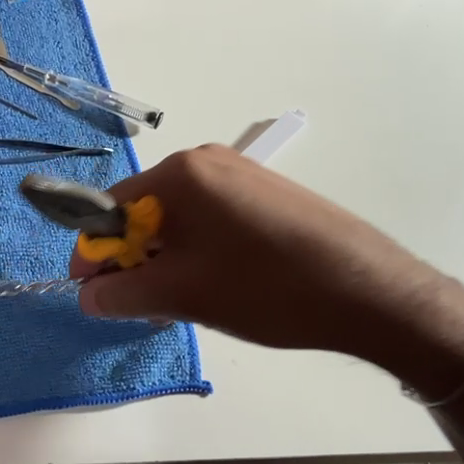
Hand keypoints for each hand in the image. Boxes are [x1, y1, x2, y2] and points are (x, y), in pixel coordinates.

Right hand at [71, 145, 463, 390]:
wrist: (376, 295)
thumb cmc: (267, 288)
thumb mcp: (183, 295)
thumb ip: (122, 293)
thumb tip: (86, 296)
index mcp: (180, 173)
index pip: (110, 206)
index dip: (94, 250)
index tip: (89, 289)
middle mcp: (208, 161)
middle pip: (144, 210)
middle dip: (132, 256)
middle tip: (139, 302)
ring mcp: (243, 174)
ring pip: (179, 217)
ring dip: (166, 257)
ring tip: (180, 300)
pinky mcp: (269, 194)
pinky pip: (212, 218)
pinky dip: (199, 249)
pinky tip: (215, 285)